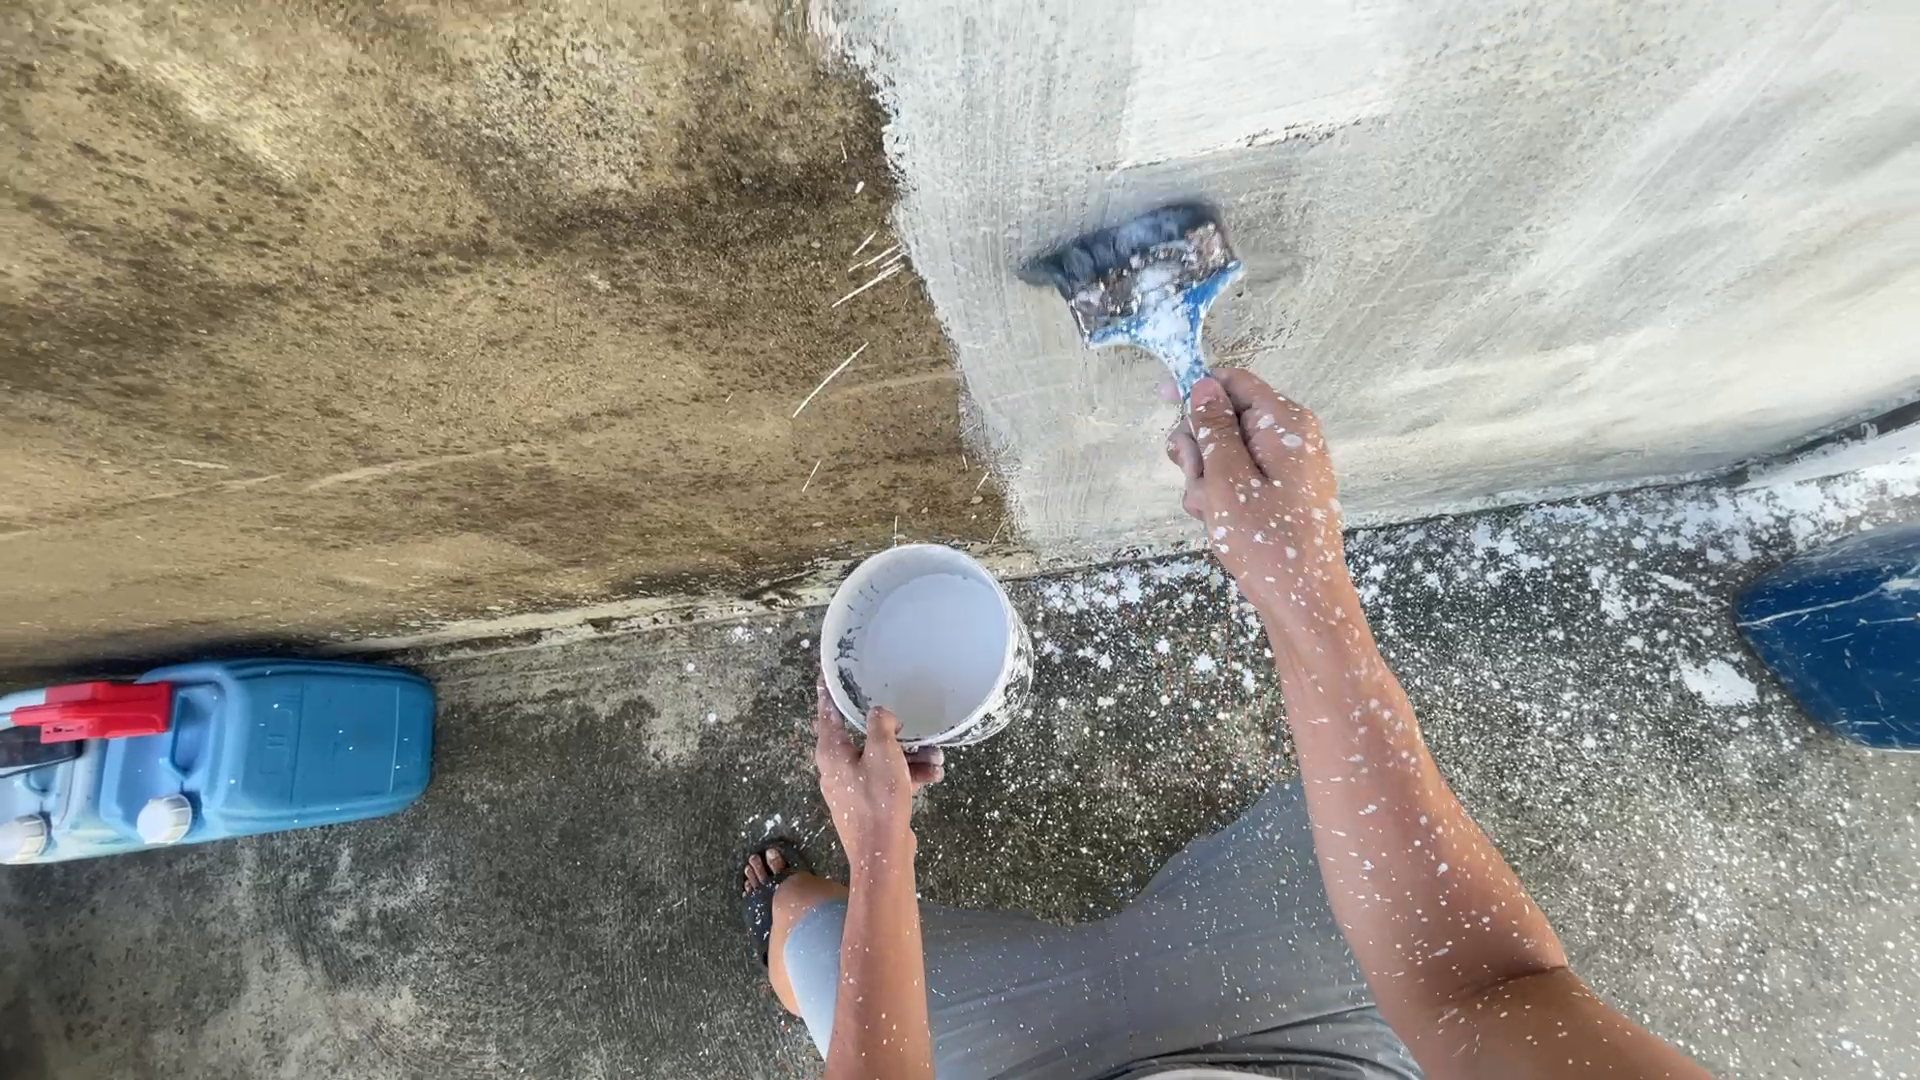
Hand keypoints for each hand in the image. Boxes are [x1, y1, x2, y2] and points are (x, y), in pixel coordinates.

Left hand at [813, 681, 943, 869]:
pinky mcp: (870, 802)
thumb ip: (880, 724)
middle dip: (891, 728)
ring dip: (909, 754)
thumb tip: (878, 713)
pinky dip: (908, 774)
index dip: (829, 690)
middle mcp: (837, 766)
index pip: (827, 711)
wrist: (883, 853)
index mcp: (831, 751)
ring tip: (937, 754)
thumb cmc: (878, 798)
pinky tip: (935, 774)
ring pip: (881, 758)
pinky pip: (888, 778)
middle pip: (861, 735)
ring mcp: (854, 786)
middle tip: (905, 714)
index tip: (828, 670)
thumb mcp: (882, 752)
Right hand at [1164, 371, 1345, 620]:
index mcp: (1284, 424)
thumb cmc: (1266, 541)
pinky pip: (1236, 479)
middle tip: (1197, 482)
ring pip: (1223, 453)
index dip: (1196, 388)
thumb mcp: (1227, 480)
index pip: (1234, 382)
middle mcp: (1290, 437)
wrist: (1302, 601)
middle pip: (1224, 419)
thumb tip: (1203, 386)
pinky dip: (1219, 496)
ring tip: (1210, 513)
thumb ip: (1213, 428)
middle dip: (1198, 448)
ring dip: (1204, 479)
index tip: (1162, 400)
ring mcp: (1285, 467)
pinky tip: (1219, 523)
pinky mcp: (1279, 492)